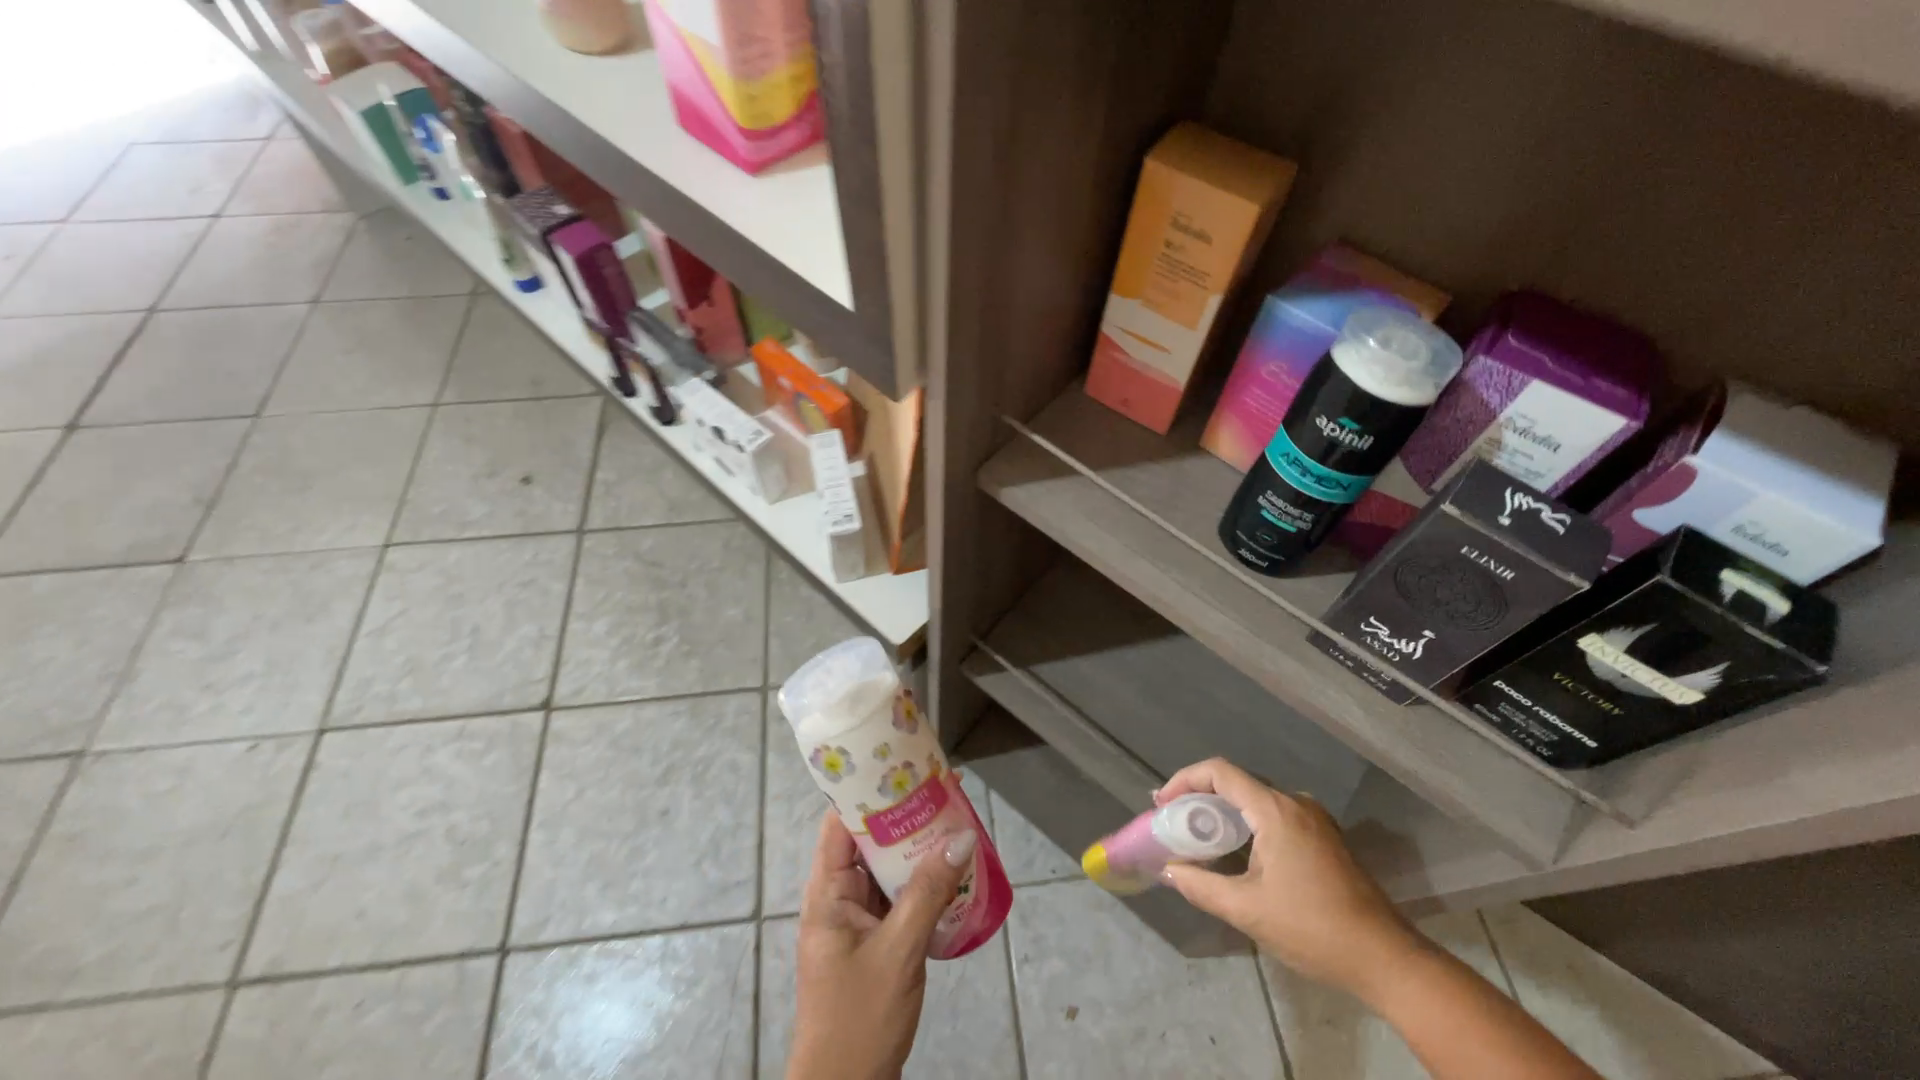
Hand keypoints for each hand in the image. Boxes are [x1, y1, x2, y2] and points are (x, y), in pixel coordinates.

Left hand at [787, 810, 976, 1079]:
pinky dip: (922, 885)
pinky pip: (898, 899)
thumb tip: (962, 836)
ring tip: (957, 822)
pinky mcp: (874, 942)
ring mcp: (855, 922)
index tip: (904, 766)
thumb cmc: (860, 1015)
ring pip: (886, 871)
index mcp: (826, 892)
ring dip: (917, 851)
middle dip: (904, 817)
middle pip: (867, 842)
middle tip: (945, 790)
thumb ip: (929, 892)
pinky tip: (954, 876)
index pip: (839, 824)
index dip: (868, 792)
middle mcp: (836, 898)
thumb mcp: (898, 950)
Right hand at [1156, 758, 1427, 1004]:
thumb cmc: (1312, 929)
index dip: (1184, 780)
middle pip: (1238, 783)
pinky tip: (1234, 855)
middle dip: (1200, 799)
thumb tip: (1169, 870)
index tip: (1161, 806)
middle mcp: (1297, 804)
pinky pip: (1275, 818)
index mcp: (1277, 811)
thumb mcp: (1246, 910)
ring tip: (1197, 840)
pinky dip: (1246, 827)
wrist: (1384, 958)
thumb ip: (1200, 885)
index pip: (1220, 772)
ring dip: (1223, 815)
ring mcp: (1315, 821)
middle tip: (1172, 824)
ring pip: (1257, 802)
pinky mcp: (1325, 840)